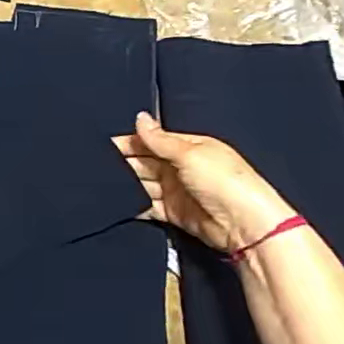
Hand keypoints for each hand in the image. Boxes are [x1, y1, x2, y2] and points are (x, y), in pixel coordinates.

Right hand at [114, 112, 297, 254]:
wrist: (246, 226)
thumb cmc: (226, 183)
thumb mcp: (190, 154)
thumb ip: (158, 139)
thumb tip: (139, 117)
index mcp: (190, 147)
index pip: (151, 141)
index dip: (128, 142)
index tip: (102, 145)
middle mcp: (181, 167)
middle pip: (143, 162)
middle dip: (122, 163)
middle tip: (97, 165)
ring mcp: (176, 190)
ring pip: (141, 183)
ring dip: (125, 184)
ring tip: (103, 183)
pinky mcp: (172, 211)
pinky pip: (145, 205)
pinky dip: (132, 204)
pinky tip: (117, 201)